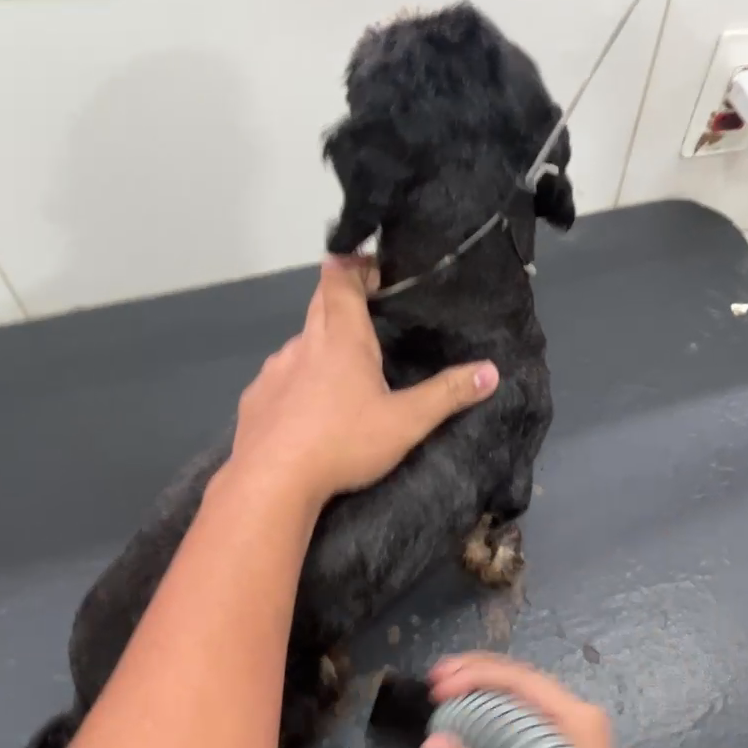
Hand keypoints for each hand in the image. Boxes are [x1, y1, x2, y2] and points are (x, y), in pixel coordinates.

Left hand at [228, 256, 498, 507]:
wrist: (272, 482)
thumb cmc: (343, 442)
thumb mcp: (406, 422)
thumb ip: (447, 395)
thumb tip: (491, 371)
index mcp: (341, 338)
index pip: (340, 278)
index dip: (355, 265)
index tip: (374, 268)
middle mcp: (303, 344)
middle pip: (320, 304)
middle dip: (342, 301)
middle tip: (370, 316)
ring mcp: (274, 371)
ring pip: (301, 345)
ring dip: (321, 348)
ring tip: (343, 376)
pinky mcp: (256, 400)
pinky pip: (280, 380)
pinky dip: (297, 384)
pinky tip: (308, 412)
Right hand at [416, 653, 638, 747]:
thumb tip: (432, 745)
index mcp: (574, 722)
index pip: (519, 680)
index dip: (474, 676)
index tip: (437, 689)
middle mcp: (580, 711)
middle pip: (522, 675)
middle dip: (474, 671)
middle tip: (434, 679)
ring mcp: (578, 720)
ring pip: (525, 685)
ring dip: (484, 681)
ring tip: (446, 686)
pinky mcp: (572, 733)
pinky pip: (529, 702)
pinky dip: (497, 697)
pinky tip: (474, 706)